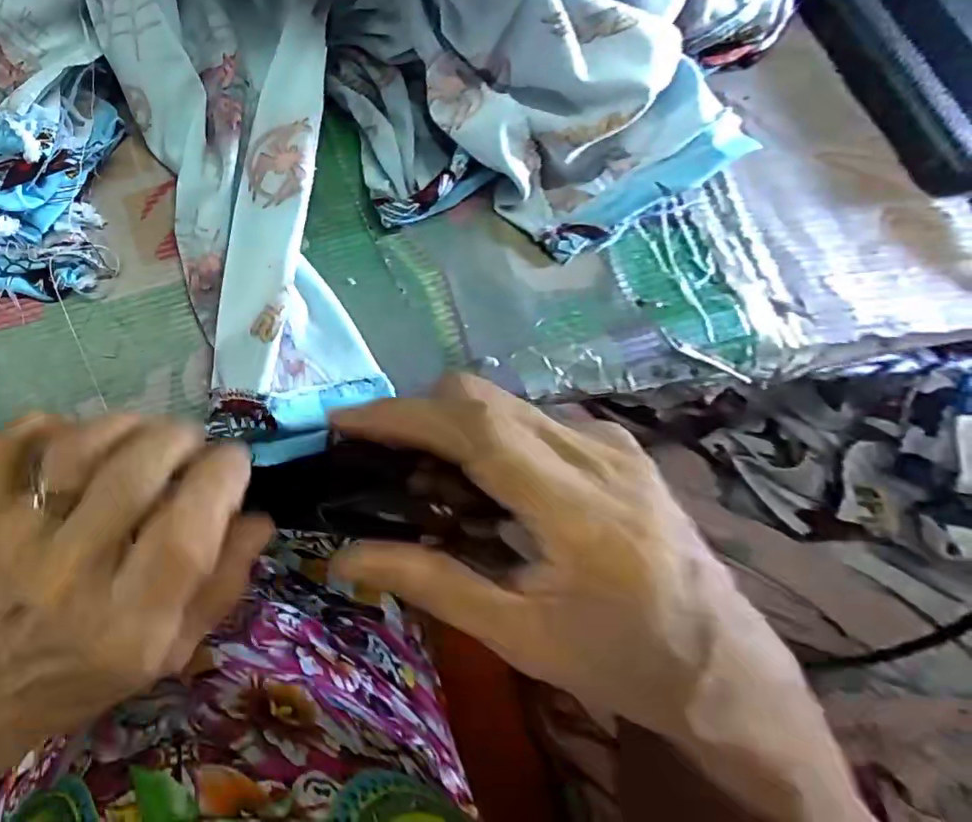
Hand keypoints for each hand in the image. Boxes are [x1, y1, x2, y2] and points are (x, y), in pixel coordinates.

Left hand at [0, 414, 273, 793]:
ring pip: (74, 451)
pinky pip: (9, 445)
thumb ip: (219, 586)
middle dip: (174, 439)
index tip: (234, 457)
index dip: (218, 481)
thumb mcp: (169, 651)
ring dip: (120, 424)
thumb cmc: (91, 668)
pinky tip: (74, 431)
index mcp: (128, 623)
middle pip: (130, 477)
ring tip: (142, 430)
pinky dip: (45, 423)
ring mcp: (19, 538)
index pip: (183, 535)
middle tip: (189, 439)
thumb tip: (259, 515)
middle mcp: (72, 575)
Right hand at [328, 374, 865, 821]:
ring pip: (496, 400)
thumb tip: (339, 558)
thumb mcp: (516, 636)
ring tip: (430, 483)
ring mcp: (612, 447)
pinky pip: (523, 415)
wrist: (734, 676)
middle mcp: (599, 460)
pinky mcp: (615, 447)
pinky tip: (483, 484)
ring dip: (444, 425)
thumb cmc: (622, 661)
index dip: (399, 416)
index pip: (475, 429)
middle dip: (412, 416)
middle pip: (477, 397)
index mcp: (580, 512)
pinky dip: (480, 433)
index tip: (341, 423)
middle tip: (377, 458)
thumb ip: (425, 583)